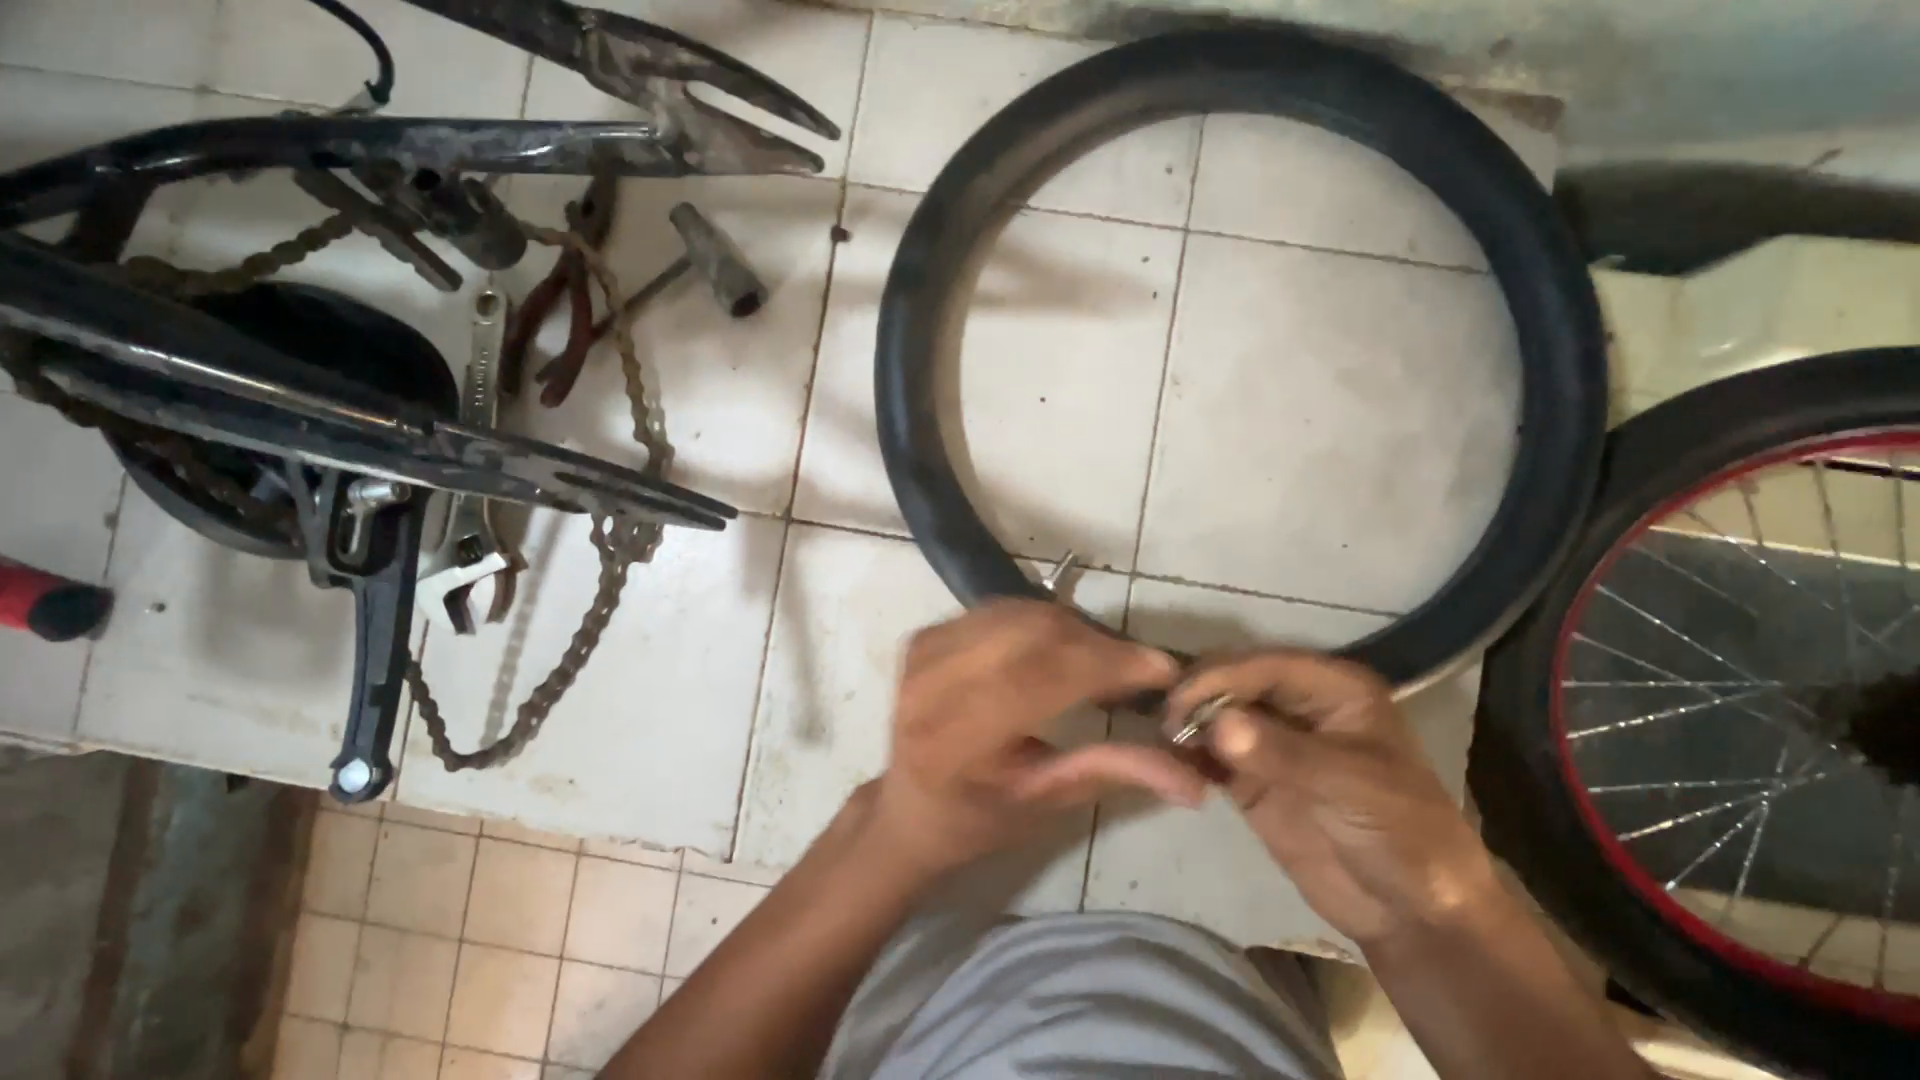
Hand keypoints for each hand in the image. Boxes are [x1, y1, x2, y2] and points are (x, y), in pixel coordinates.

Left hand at [870, 600, 1206, 878]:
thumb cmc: (978, 817)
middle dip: (1097, 645)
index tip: (1161, 670)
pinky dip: (1040, 623)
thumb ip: (1113, 772)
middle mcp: (930, 686)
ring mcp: (921, 654)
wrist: (908, 807)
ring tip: (1103, 662)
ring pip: (1018, 614)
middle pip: (1031, 635)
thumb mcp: (1046, 805)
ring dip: (1073, 630)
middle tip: (1137, 669)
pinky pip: (998, 610)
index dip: (1106, 665)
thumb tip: (1195, 780)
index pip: (1040, 679)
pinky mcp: (922, 637)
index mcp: (955, 740)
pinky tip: (1062, 649)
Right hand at [1166, 652, 1496, 946]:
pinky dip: (1187, 758)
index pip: (1263, 665)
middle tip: (1164, 727)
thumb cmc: (1403, 835)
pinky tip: (1167, 768)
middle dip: (1196, 697)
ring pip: (1214, 717)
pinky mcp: (1252, 781)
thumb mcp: (1350, 787)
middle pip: (1232, 683)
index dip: (1219, 677)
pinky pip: (1209, 757)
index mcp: (1334, 689)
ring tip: (1160, 747)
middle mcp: (1298, 705)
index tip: (1179, 702)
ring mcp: (1272, 744)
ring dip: (1186, 726)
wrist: (1415, 914)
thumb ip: (1282, 753)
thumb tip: (1217, 725)